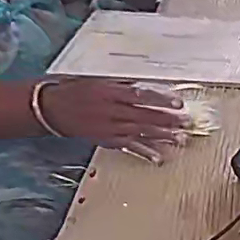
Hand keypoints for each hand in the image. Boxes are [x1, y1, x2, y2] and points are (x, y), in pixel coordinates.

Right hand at [38, 78, 186, 161]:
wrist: (53, 108)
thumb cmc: (78, 90)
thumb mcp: (100, 81)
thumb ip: (123, 84)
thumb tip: (146, 86)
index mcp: (110, 92)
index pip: (140, 96)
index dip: (160, 100)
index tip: (178, 103)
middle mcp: (112, 111)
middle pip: (144, 116)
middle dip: (167, 120)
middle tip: (186, 122)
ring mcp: (111, 128)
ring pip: (140, 133)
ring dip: (162, 137)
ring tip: (181, 139)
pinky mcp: (108, 140)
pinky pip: (129, 147)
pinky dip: (145, 152)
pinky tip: (159, 157)